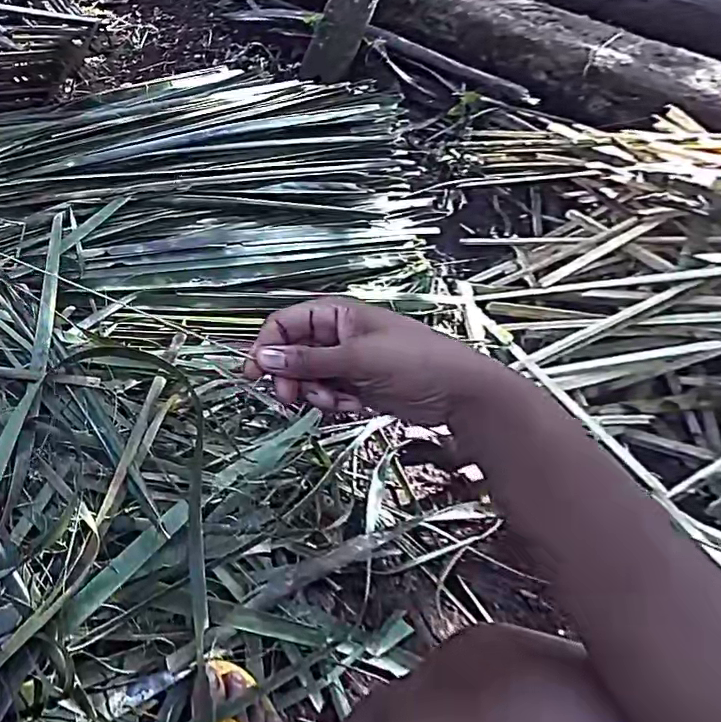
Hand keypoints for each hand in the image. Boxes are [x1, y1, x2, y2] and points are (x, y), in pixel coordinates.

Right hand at [242, 298, 524, 424]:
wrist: (466, 395)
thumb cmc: (416, 362)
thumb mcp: (357, 359)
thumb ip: (307, 361)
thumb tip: (262, 359)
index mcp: (335, 314)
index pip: (284, 324)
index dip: (267, 346)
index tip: (254, 373)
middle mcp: (336, 335)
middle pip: (291, 353)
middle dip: (291, 377)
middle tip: (290, 398)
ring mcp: (346, 361)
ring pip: (307, 377)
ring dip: (314, 394)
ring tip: (338, 403)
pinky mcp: (356, 385)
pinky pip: (327, 393)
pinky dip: (334, 403)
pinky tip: (355, 407)